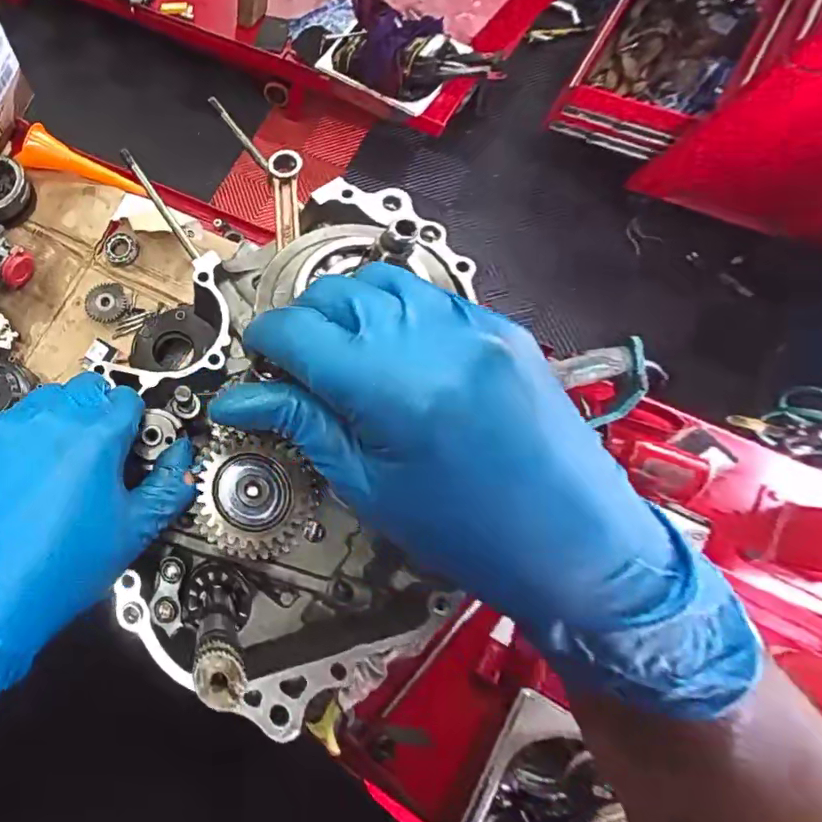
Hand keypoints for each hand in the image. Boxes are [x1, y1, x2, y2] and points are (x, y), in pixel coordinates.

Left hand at [0, 373, 195, 722]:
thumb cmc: (58, 567)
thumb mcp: (135, 528)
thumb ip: (169, 485)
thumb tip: (182, 460)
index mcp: (95, 436)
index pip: (130, 398)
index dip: (141, 421)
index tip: (139, 442)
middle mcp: (54, 421)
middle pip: (93, 388)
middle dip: (106, 411)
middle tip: (109, 449)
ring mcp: (17, 428)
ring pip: (56, 396)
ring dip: (71, 416)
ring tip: (74, 459)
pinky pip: (23, 417)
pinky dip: (37, 432)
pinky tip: (42, 469)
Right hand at [208, 264, 758, 718]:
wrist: (577, 543)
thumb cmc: (471, 533)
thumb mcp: (370, 488)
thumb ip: (304, 426)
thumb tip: (244, 401)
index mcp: (392, 389)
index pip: (299, 332)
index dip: (265, 341)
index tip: (258, 359)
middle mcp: (433, 339)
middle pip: (335, 293)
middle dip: (301, 321)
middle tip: (294, 362)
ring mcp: (473, 325)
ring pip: (380, 278)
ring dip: (346, 305)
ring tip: (342, 348)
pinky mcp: (499, 325)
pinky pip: (428, 293)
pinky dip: (395, 307)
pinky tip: (393, 344)